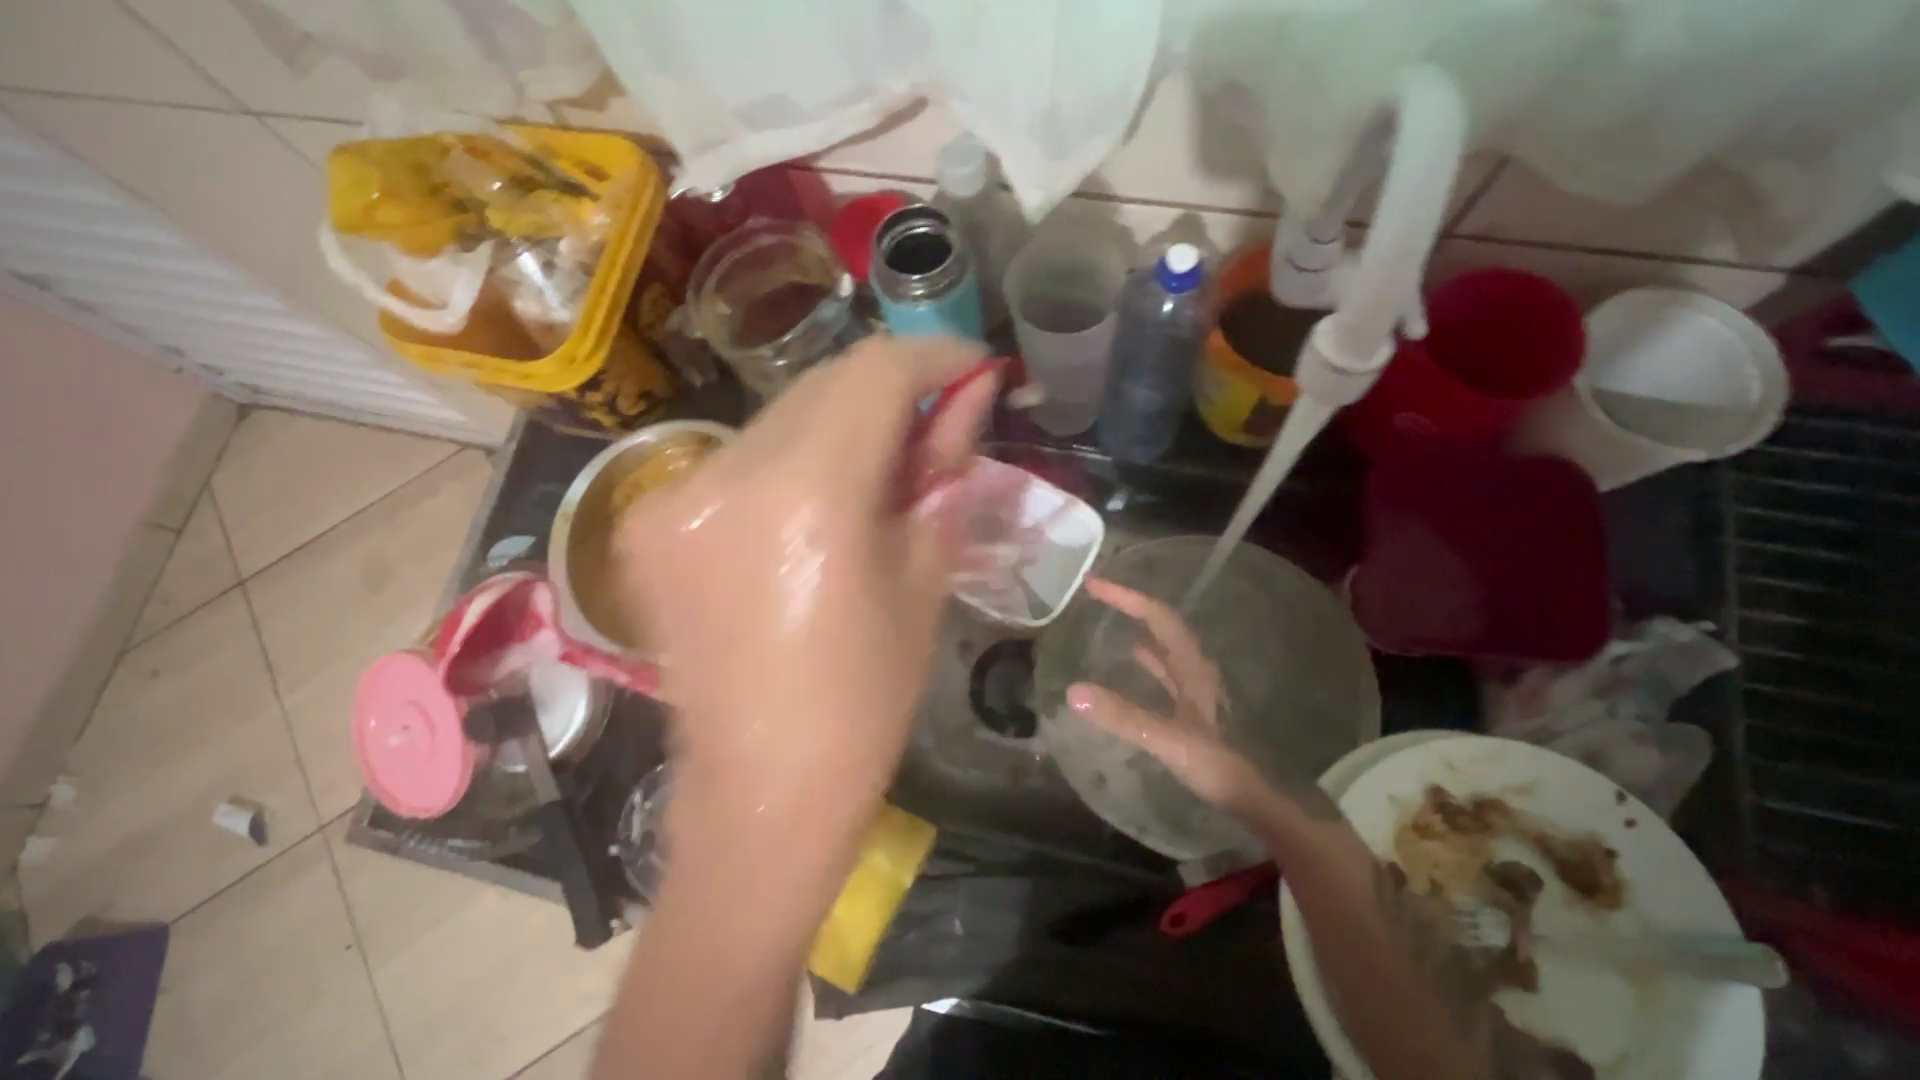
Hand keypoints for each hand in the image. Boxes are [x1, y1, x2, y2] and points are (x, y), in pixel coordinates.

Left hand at [614, 336, 996, 842]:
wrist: (760, 792)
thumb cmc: (864, 703)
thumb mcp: (923, 581)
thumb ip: (942, 474)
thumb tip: (969, 399)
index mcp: (808, 493)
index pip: (876, 372)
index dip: (935, 356)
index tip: (975, 370)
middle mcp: (728, 473)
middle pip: (824, 383)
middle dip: (890, 390)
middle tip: (938, 425)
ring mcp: (676, 496)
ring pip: (779, 417)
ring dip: (839, 425)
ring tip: (881, 472)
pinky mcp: (651, 524)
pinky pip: (739, 460)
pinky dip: (790, 462)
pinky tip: (817, 507)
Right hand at [1066, 578, 1281, 822]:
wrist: (1254, 798)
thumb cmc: (1216, 765)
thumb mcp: (1167, 740)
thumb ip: (1123, 716)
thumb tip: (1074, 691)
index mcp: (1192, 668)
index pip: (1158, 618)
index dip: (1128, 598)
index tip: (1094, 585)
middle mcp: (1195, 671)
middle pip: (1163, 626)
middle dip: (1132, 606)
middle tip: (1098, 595)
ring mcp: (1195, 692)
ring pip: (1165, 649)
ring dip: (1140, 630)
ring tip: (1110, 622)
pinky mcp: (1192, 712)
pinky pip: (1164, 674)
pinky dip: (1145, 661)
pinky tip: (1132, 666)